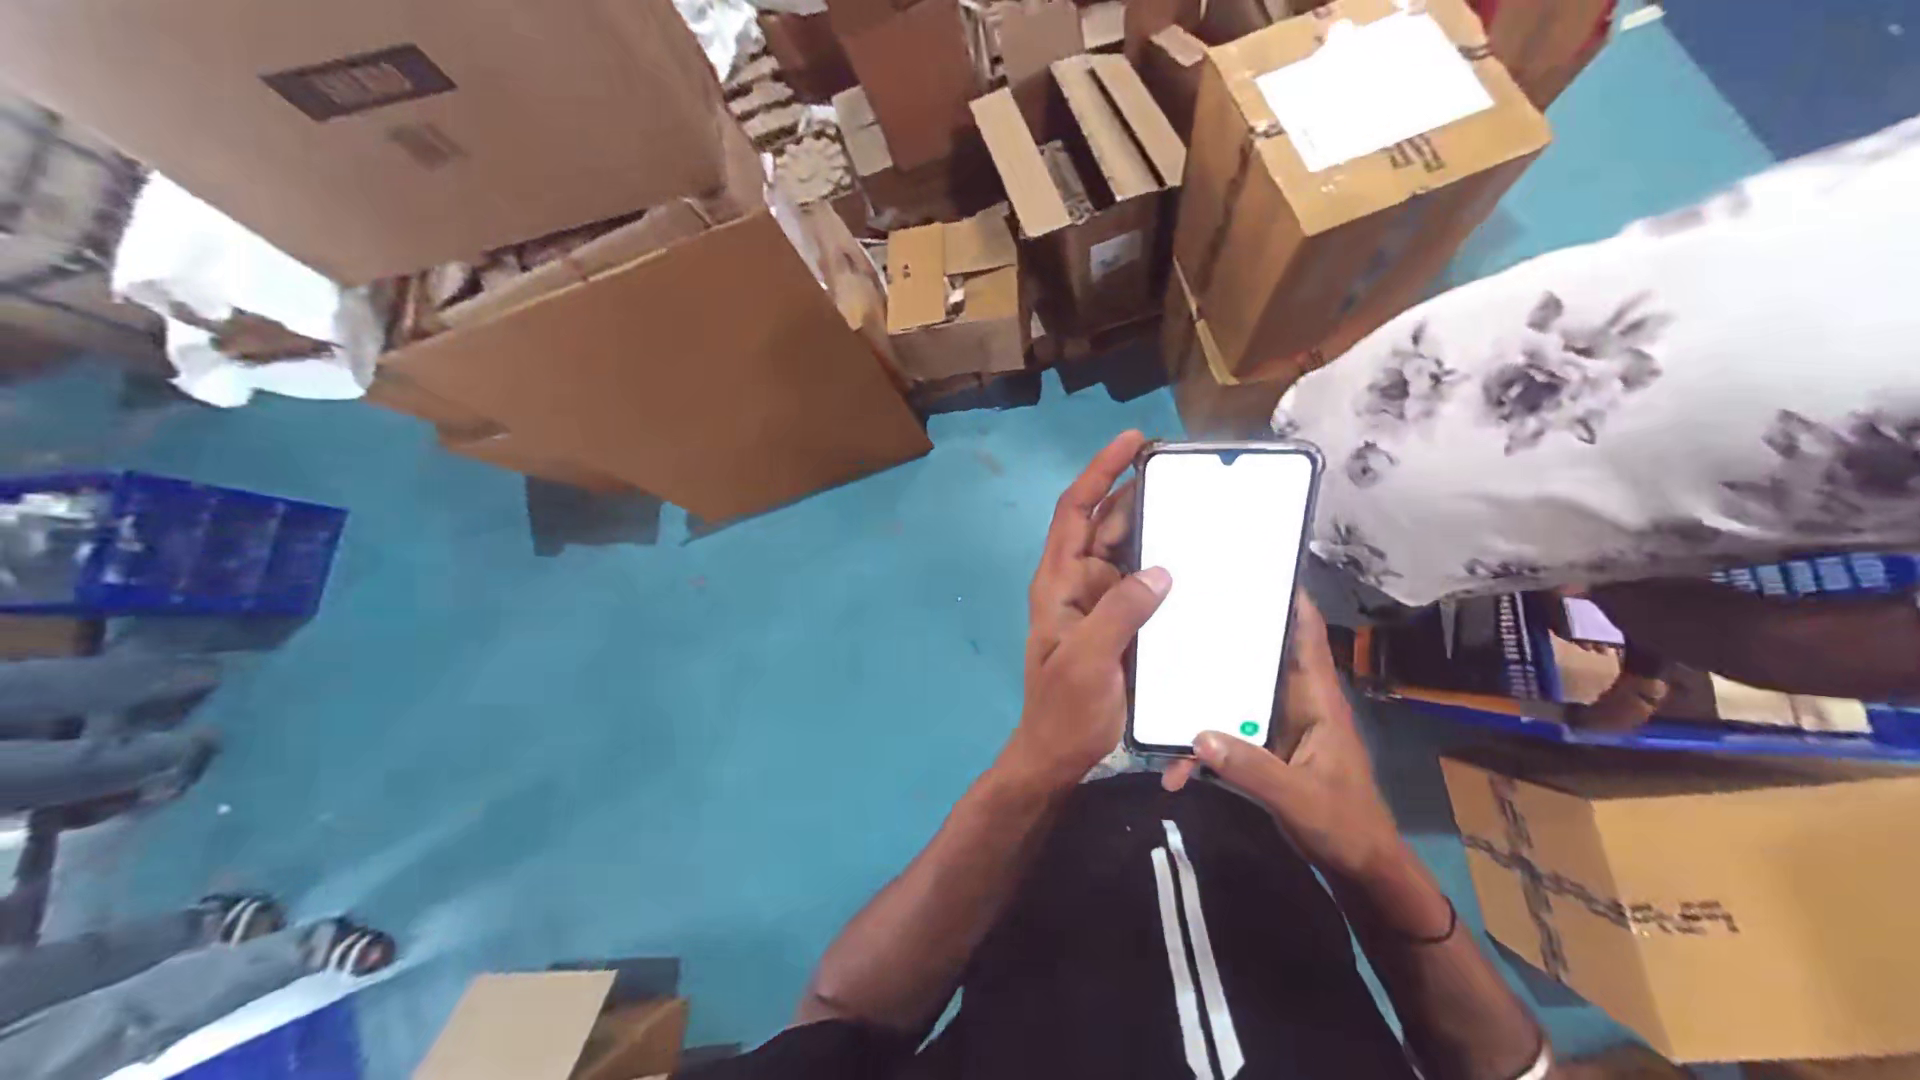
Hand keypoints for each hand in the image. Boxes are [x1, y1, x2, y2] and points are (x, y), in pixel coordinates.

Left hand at [1002, 431, 1170, 791]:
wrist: (1059, 754)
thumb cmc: (1064, 710)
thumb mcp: (1088, 661)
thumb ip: (1120, 613)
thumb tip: (1160, 569)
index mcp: (1059, 583)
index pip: (1074, 512)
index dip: (1100, 472)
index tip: (1133, 441)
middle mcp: (1079, 583)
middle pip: (1107, 524)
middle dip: (1138, 493)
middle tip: (1185, 472)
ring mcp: (1101, 602)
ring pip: (1129, 550)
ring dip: (1158, 527)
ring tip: (1200, 504)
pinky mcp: (1123, 623)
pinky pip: (1145, 584)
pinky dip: (1167, 566)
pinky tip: (1198, 559)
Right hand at [1163, 592, 1405, 883]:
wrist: (1357, 868)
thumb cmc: (1344, 825)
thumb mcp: (1300, 800)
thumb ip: (1253, 770)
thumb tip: (1197, 736)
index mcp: (1316, 700)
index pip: (1306, 636)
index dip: (1288, 599)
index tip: (1255, 568)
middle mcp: (1293, 702)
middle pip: (1257, 656)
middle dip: (1223, 636)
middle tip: (1181, 611)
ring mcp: (1274, 725)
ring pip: (1231, 696)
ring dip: (1198, 699)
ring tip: (1157, 687)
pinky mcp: (1260, 748)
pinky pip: (1223, 735)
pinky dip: (1200, 749)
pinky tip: (1175, 773)